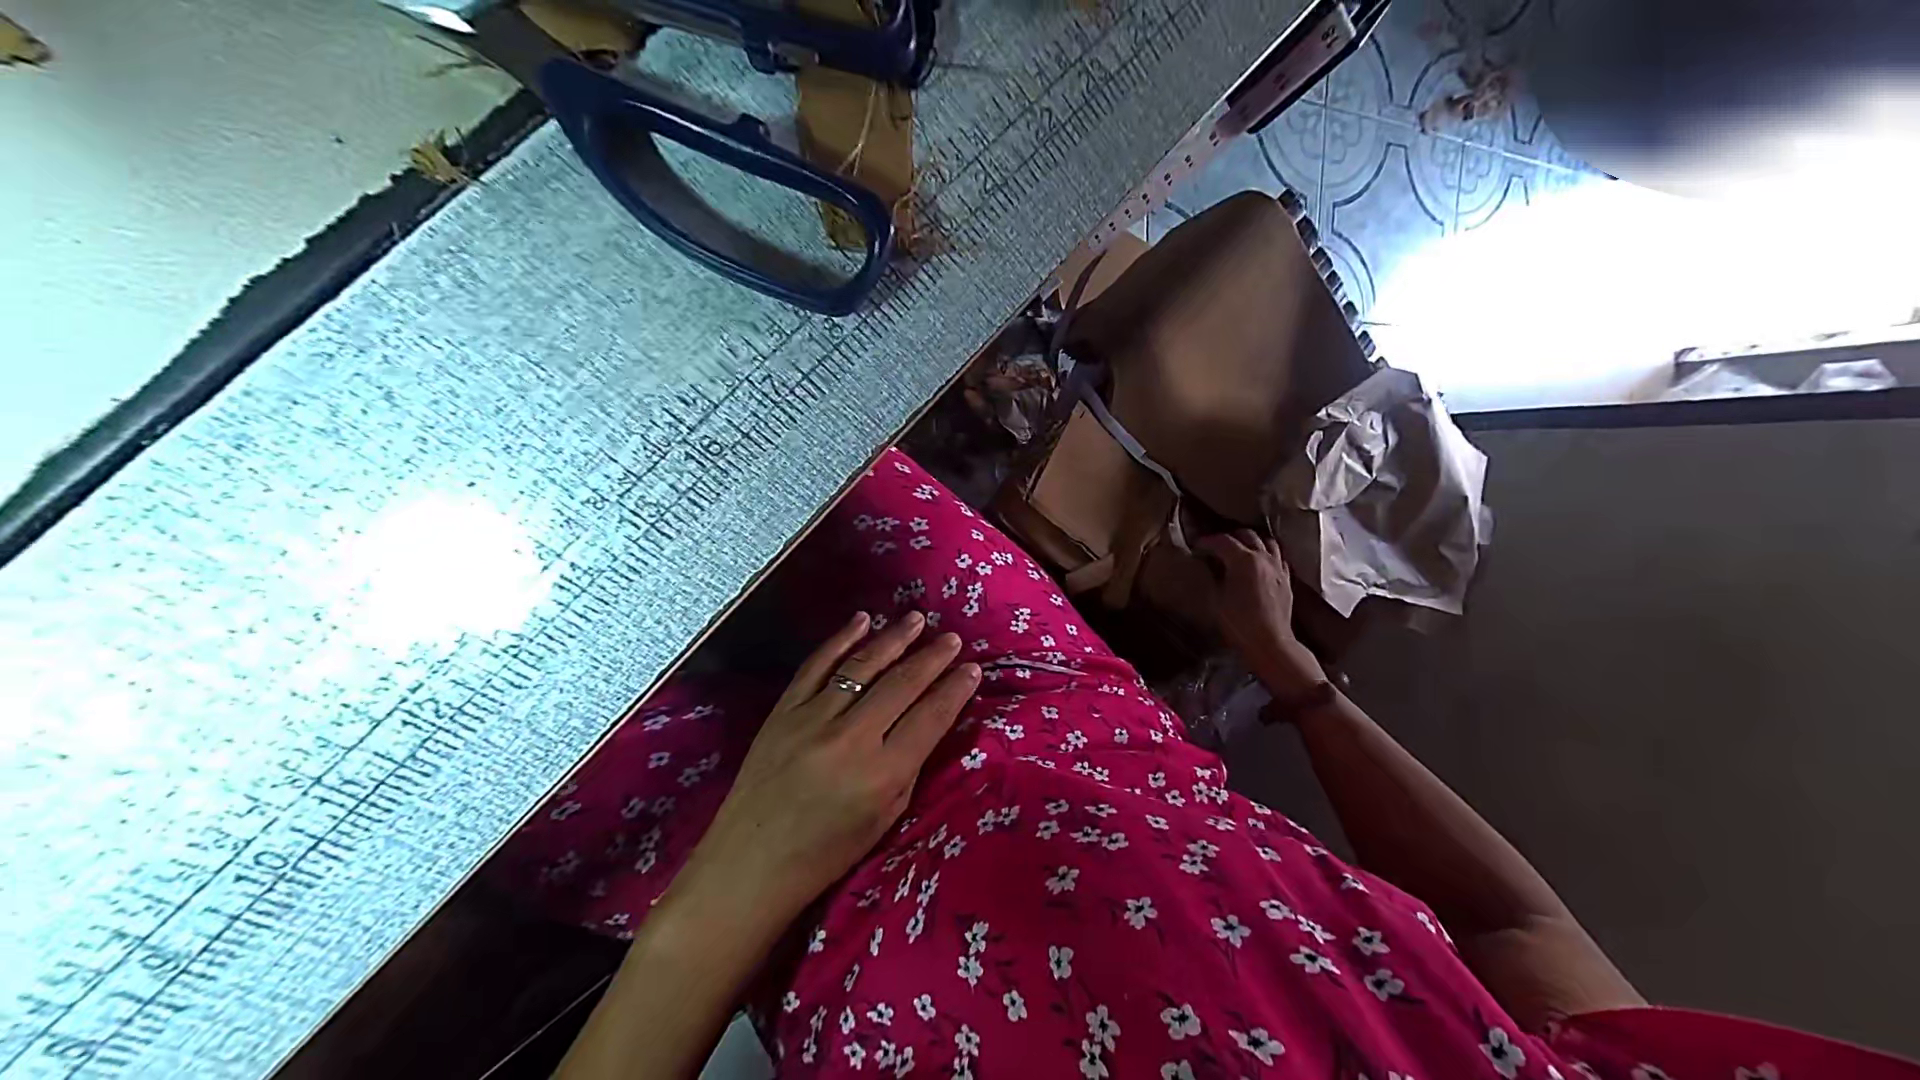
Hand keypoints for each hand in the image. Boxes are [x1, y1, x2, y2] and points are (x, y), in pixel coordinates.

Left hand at [673, 611, 979, 932]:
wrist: (750, 861)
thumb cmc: (826, 852)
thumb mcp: (885, 818)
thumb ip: (910, 765)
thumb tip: (931, 718)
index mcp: (882, 774)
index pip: (930, 718)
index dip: (955, 690)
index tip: (972, 669)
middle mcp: (851, 738)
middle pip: (901, 684)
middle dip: (932, 657)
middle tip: (953, 638)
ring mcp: (813, 718)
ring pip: (862, 665)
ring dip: (894, 638)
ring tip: (917, 619)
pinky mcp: (783, 710)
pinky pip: (817, 665)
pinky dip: (841, 639)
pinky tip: (862, 620)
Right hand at [1196, 530, 1326, 697]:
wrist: (1269, 642)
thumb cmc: (1238, 622)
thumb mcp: (1216, 598)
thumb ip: (1212, 576)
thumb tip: (1208, 565)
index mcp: (1243, 560)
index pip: (1221, 541)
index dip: (1206, 541)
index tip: (1195, 546)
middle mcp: (1263, 557)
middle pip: (1246, 535)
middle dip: (1229, 537)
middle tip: (1216, 547)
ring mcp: (1278, 567)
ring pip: (1266, 541)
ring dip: (1251, 541)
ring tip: (1240, 549)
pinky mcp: (1287, 579)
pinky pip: (1278, 557)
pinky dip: (1267, 554)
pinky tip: (1260, 563)